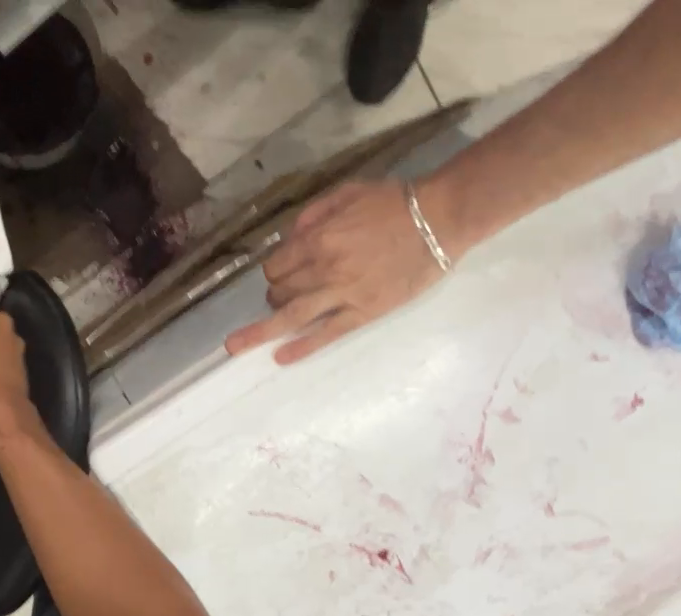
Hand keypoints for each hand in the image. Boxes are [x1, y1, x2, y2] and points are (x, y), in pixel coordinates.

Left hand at [226, 178, 463, 364]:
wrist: (441, 218)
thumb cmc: (395, 202)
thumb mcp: (347, 193)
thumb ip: (313, 214)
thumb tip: (288, 238)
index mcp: (318, 239)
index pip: (276, 267)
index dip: (273, 272)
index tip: (279, 275)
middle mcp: (324, 269)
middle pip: (280, 292)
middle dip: (273, 296)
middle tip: (280, 299)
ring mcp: (342, 294)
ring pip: (291, 316)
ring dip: (263, 330)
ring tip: (239, 344)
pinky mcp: (363, 313)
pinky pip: (325, 334)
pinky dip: (300, 347)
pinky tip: (279, 357)